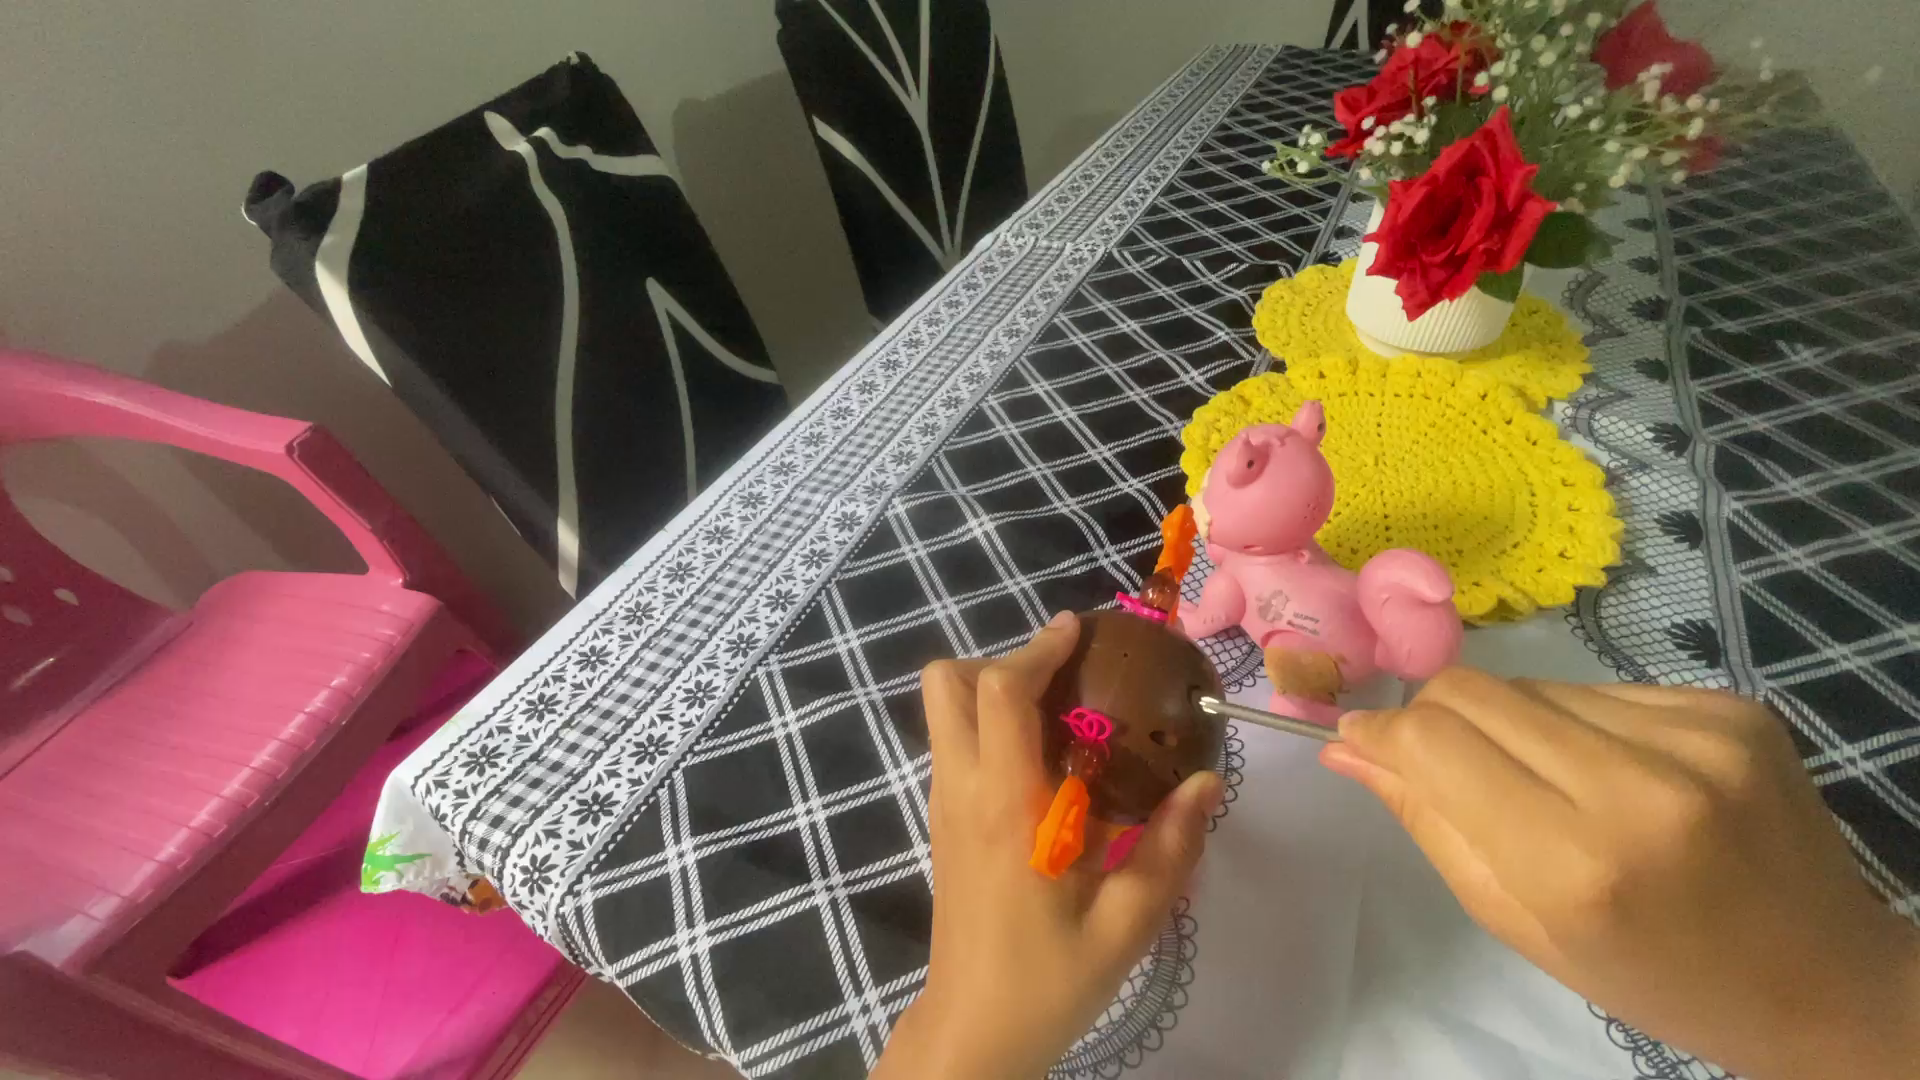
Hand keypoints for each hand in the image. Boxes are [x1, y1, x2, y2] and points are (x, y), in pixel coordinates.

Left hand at [874, 612, 1223, 1078]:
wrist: (974, 1027)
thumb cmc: (1049, 977)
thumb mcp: (1126, 923)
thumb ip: (1169, 847)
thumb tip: (1205, 782)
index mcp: (1003, 803)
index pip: (998, 693)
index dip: (1035, 649)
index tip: (1076, 630)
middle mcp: (961, 787)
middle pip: (945, 682)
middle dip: (998, 660)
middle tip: (1060, 681)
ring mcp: (942, 800)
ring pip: (941, 709)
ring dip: (990, 688)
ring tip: (1057, 714)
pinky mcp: (942, 817)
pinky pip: (952, 741)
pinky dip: (986, 721)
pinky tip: (1042, 760)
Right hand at [1322, 670, 1919, 1079]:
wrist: (1827, 982)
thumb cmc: (1643, 969)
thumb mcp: (1509, 915)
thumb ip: (1421, 816)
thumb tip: (1344, 745)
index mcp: (1571, 859)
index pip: (1430, 740)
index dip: (1381, 730)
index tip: (1360, 736)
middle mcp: (1636, 785)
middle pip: (1469, 692)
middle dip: (1431, 716)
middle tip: (1439, 756)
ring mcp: (1695, 738)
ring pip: (1526, 684)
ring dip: (1506, 720)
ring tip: (1544, 776)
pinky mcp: (1729, 708)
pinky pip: (1593, 687)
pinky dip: (1572, 719)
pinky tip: (1608, 768)